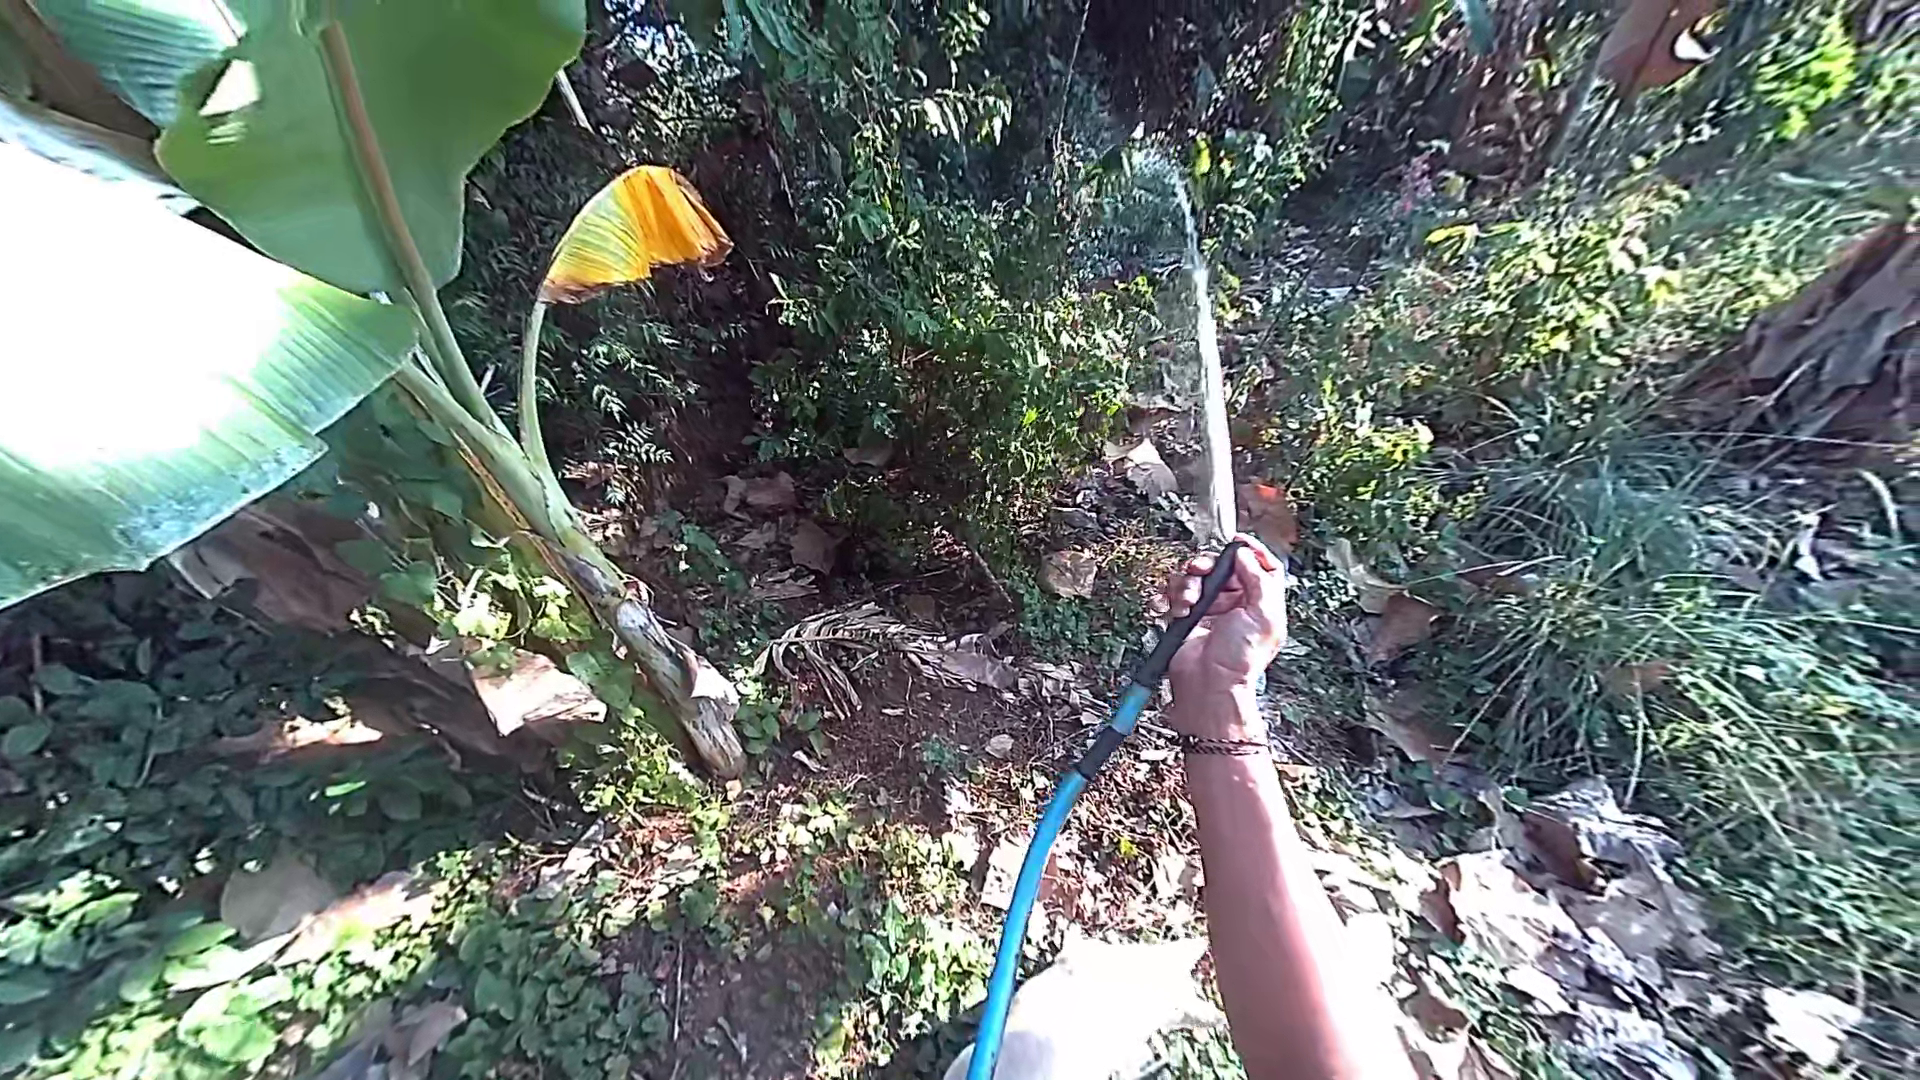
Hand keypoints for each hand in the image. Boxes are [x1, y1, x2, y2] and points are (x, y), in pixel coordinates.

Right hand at [1163, 534, 1285, 740]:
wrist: (1208, 682)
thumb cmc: (1239, 659)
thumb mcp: (1264, 617)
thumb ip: (1260, 581)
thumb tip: (1246, 555)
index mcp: (1259, 601)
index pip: (1258, 565)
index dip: (1249, 550)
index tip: (1236, 541)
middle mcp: (1234, 601)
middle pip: (1219, 566)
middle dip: (1206, 565)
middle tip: (1199, 570)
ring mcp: (1208, 608)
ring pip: (1193, 577)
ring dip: (1186, 585)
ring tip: (1188, 603)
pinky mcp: (1184, 615)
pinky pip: (1173, 592)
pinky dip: (1171, 597)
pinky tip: (1176, 610)